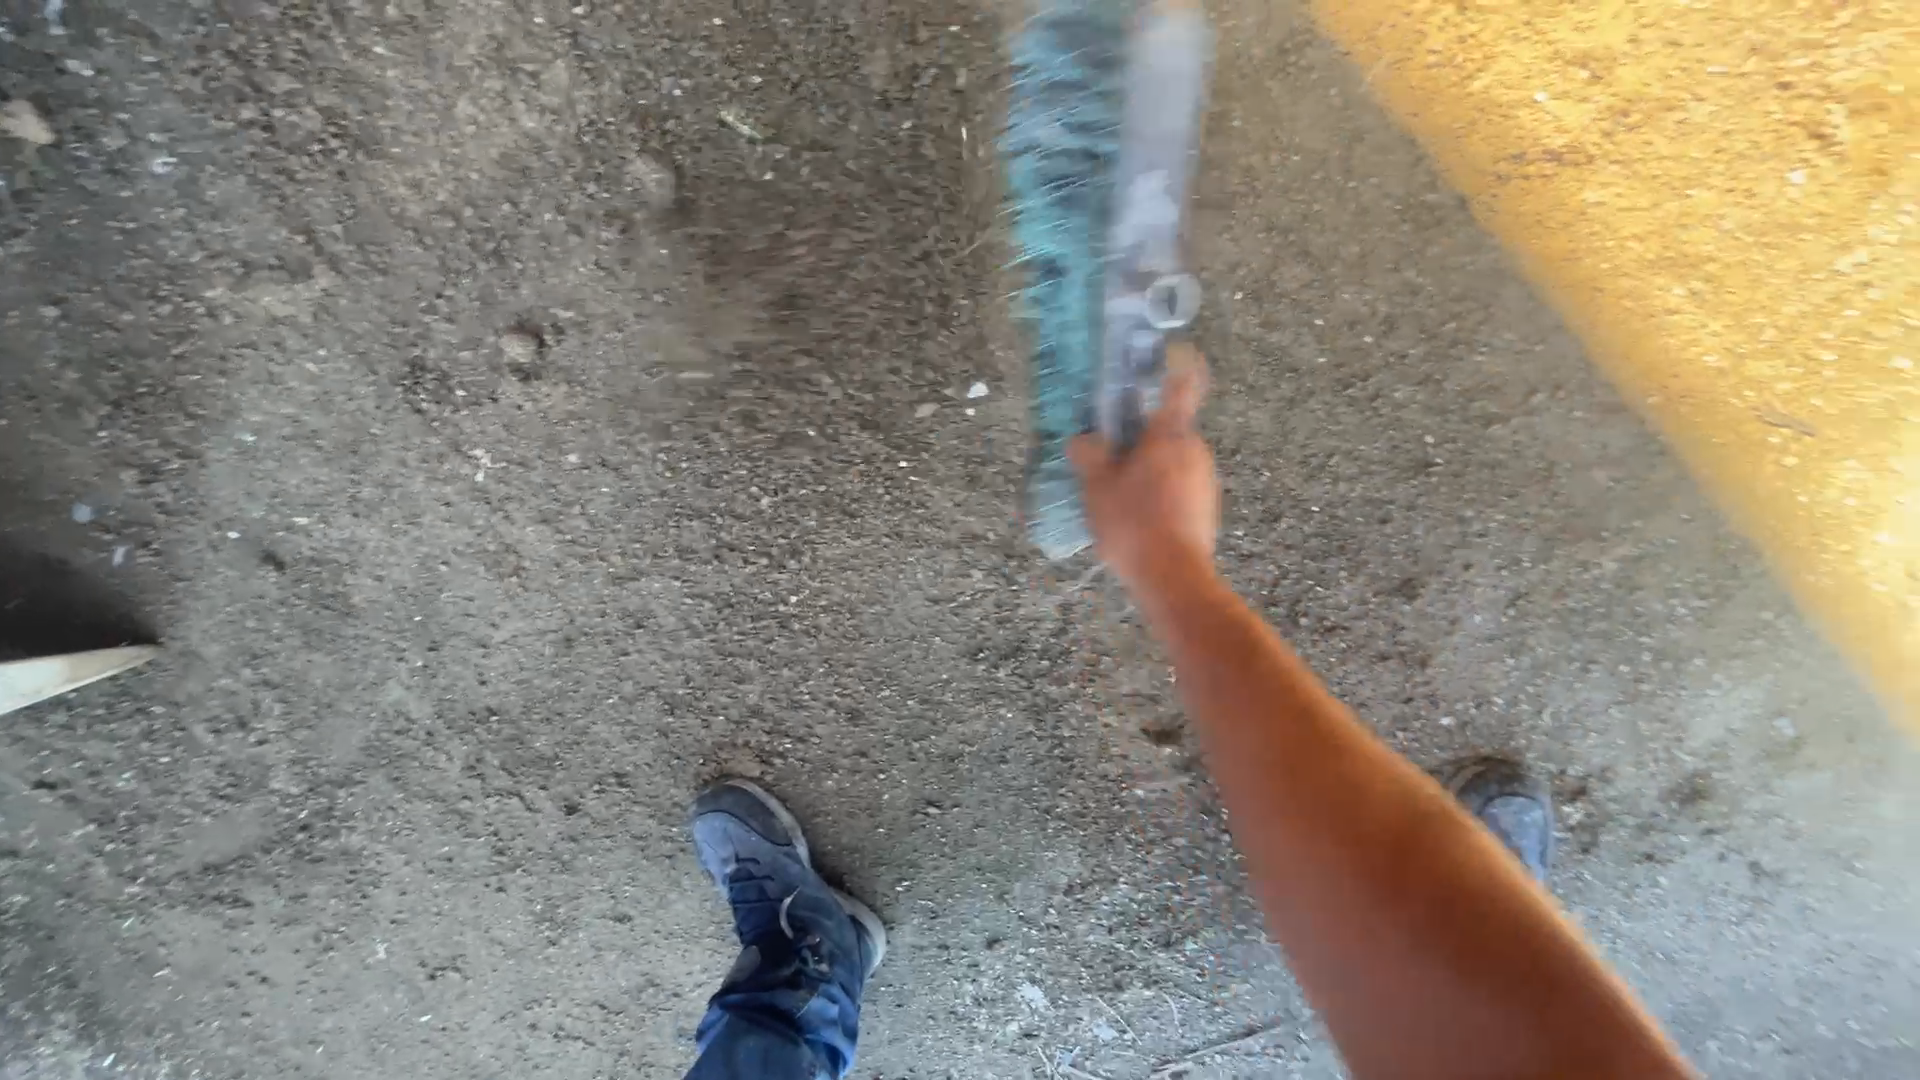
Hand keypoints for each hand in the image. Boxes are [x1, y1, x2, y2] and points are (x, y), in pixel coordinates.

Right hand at [1068, 342, 1218, 592]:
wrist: (1172, 576)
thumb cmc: (1132, 521)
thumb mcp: (1096, 486)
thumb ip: (1088, 455)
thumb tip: (1082, 439)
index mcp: (1170, 434)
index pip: (1183, 384)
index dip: (1177, 365)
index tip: (1169, 356)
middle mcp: (1195, 450)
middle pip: (1169, 430)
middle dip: (1143, 439)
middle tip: (1112, 456)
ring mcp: (1206, 481)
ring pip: (1174, 462)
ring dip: (1150, 470)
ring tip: (1120, 496)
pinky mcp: (1208, 508)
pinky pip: (1180, 488)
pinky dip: (1161, 494)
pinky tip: (1139, 519)